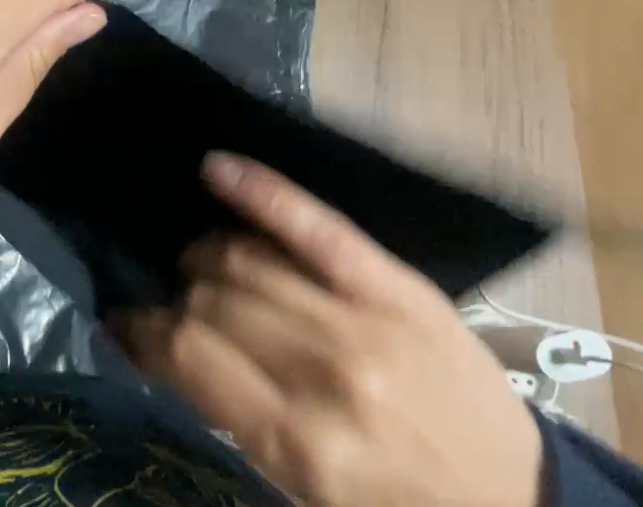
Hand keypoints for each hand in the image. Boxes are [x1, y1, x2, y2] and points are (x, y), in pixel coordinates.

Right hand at [118, 154, 543, 506]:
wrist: (516, 502)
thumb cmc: (392, 501)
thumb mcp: (300, 489)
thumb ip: (227, 417)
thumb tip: (155, 346)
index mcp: (298, 440)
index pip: (185, 352)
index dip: (142, 331)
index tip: (126, 325)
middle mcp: (325, 373)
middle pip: (211, 298)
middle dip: (179, 299)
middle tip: (179, 309)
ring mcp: (364, 320)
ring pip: (244, 256)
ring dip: (207, 257)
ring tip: (205, 270)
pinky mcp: (395, 285)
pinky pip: (314, 223)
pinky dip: (260, 191)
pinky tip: (215, 169)